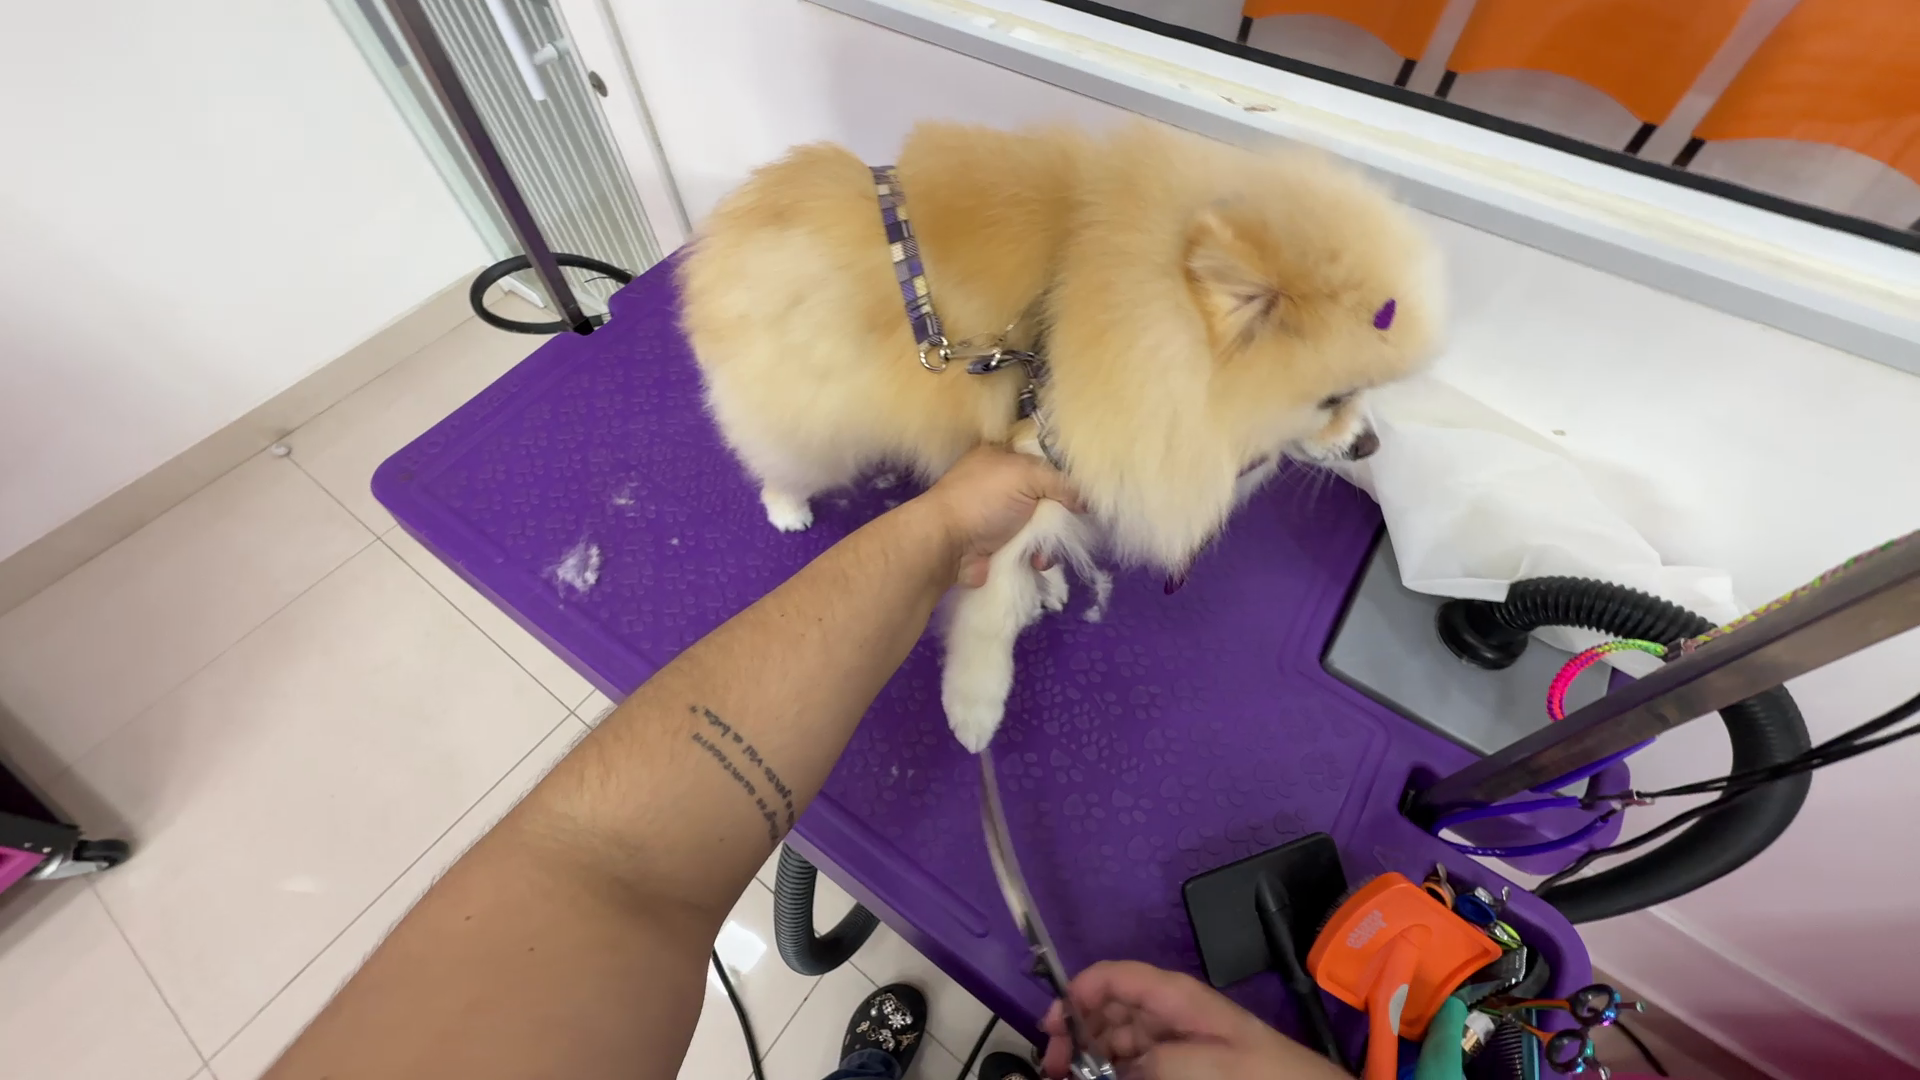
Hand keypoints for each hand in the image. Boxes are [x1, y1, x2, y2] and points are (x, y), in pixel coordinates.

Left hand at [916, 446, 1081, 587]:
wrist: (947, 545)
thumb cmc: (983, 499)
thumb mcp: (1026, 474)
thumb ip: (1061, 480)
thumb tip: (1085, 499)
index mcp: (1002, 456)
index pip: (1043, 455)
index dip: (1065, 469)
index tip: (1086, 484)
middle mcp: (1002, 484)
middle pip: (1048, 493)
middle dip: (1061, 510)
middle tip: (1071, 519)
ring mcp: (1001, 517)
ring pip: (1043, 525)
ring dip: (1050, 539)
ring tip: (1045, 549)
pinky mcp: (1001, 546)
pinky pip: (1032, 549)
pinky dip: (1038, 556)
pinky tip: (1036, 561)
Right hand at [1041, 961, 1346, 1079]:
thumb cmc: (1266, 1075)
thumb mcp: (1213, 1067)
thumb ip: (1159, 1063)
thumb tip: (1114, 1067)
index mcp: (1174, 996)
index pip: (1114, 976)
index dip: (1078, 991)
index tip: (1051, 1026)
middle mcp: (1169, 1009)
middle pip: (1109, 1006)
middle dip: (1078, 1029)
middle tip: (1055, 1067)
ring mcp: (1177, 1036)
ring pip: (1118, 1035)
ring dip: (1092, 1053)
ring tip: (1072, 1077)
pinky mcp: (1184, 1061)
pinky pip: (1138, 1058)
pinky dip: (1115, 1066)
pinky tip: (1104, 1079)